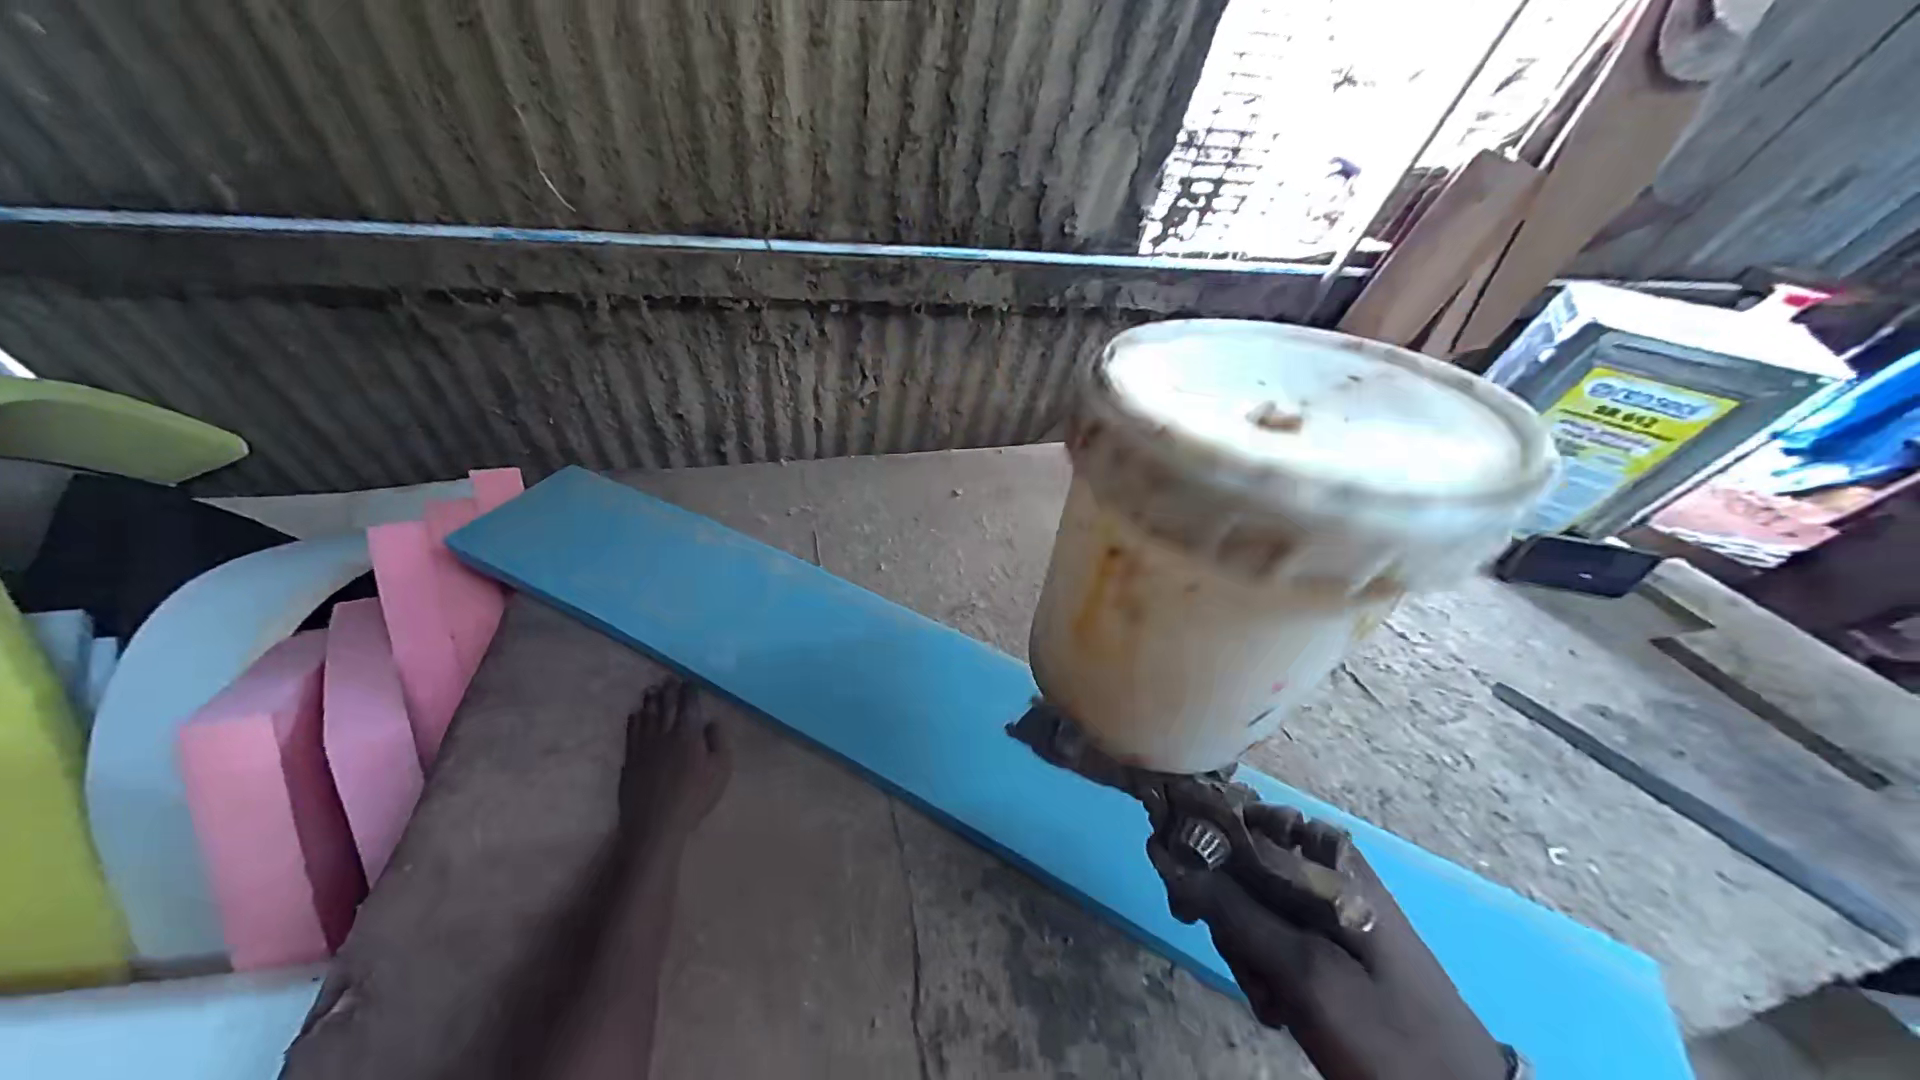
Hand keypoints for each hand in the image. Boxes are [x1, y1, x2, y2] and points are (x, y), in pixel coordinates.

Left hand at [616, 679, 732, 843]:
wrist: (656, 823)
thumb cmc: (694, 797)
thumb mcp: (720, 770)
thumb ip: (718, 741)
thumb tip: (712, 721)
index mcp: (689, 733)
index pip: (689, 704)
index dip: (689, 691)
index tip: (689, 681)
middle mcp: (665, 733)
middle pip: (666, 705)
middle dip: (669, 690)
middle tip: (669, 678)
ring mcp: (644, 745)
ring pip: (647, 715)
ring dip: (650, 700)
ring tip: (651, 689)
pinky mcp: (630, 758)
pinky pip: (631, 732)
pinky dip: (634, 720)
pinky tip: (635, 714)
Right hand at [1149, 804, 1511, 1079]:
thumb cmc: (1387, 1036)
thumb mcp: (1304, 973)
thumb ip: (1234, 910)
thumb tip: (1167, 855)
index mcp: (1327, 859)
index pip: (1238, 822)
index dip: (1201, 853)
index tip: (1184, 899)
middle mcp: (1326, 868)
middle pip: (1241, 863)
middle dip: (1225, 913)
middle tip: (1233, 959)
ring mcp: (1330, 904)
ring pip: (1252, 900)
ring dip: (1244, 946)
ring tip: (1265, 995)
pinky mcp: (1331, 937)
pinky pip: (1274, 930)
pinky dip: (1265, 963)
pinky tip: (1276, 1002)